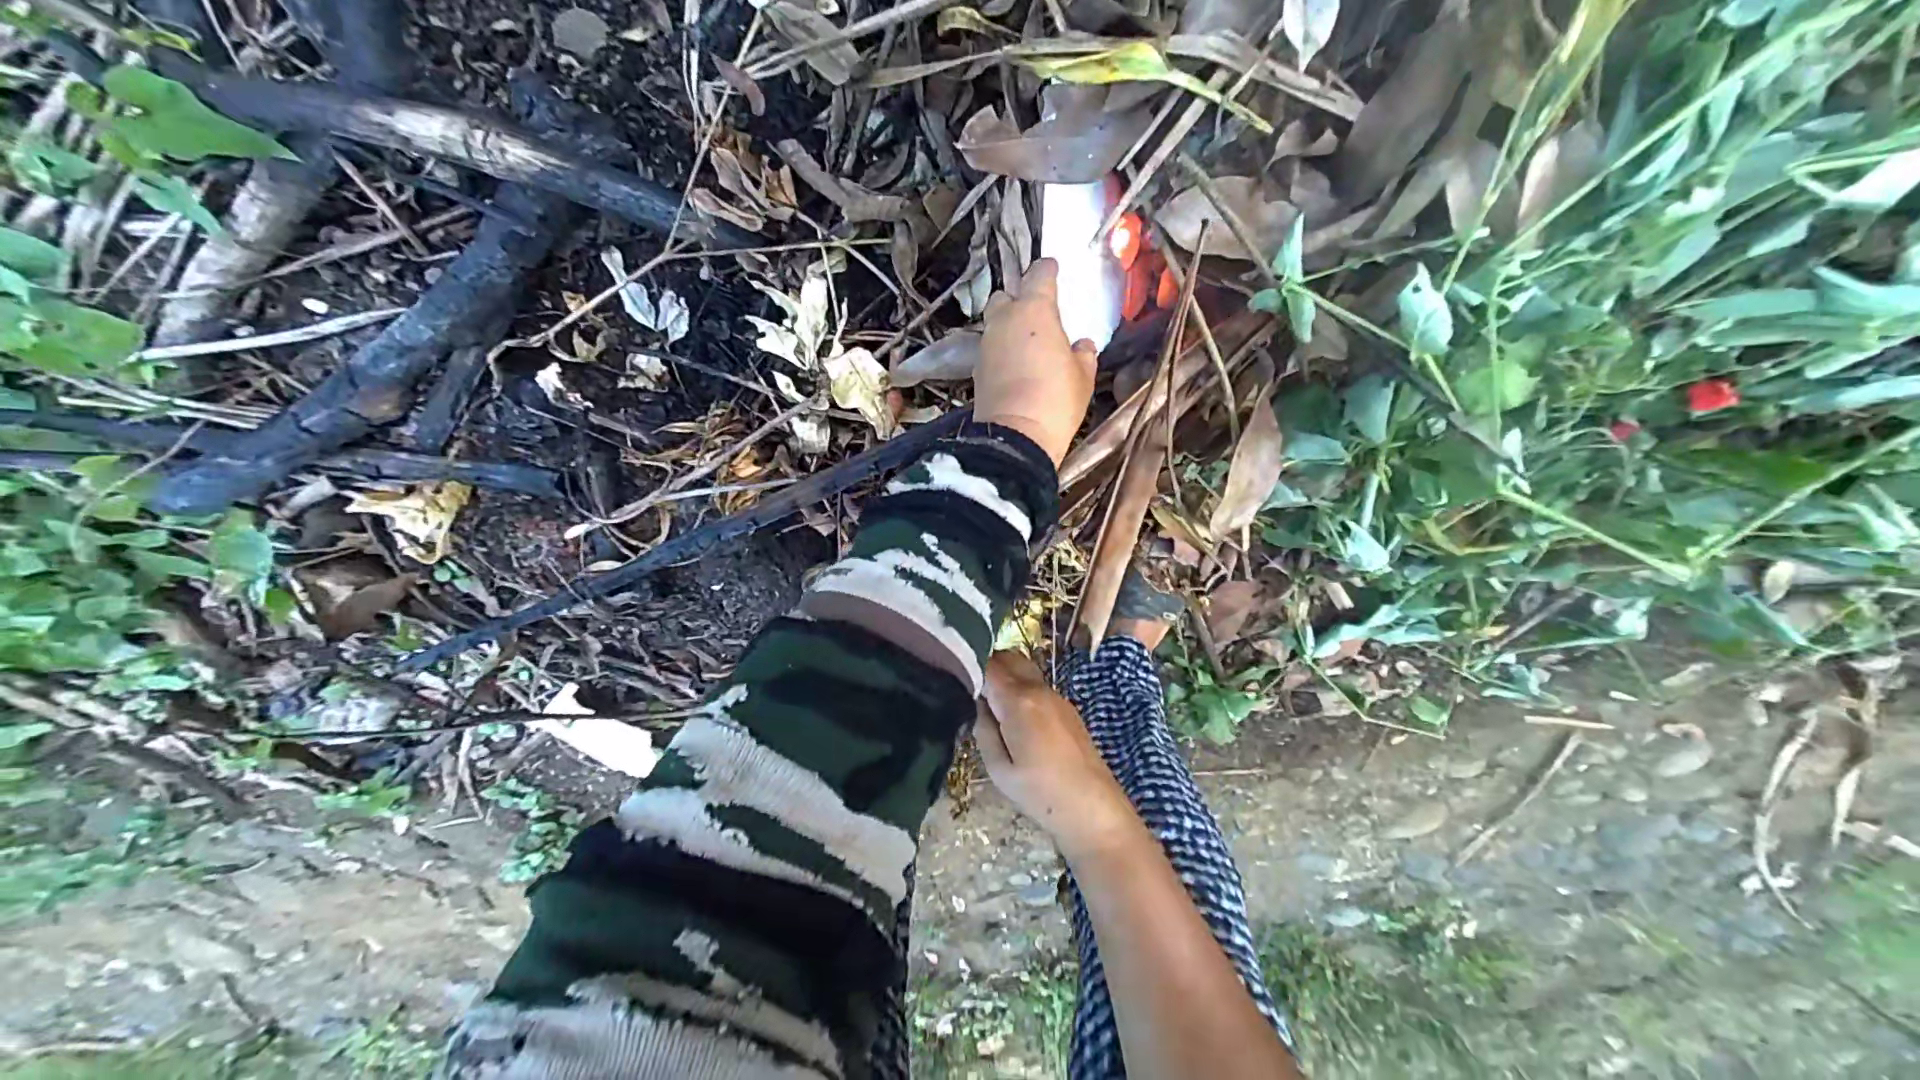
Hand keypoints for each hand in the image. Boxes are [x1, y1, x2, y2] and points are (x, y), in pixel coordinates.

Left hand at [974, 258, 1097, 466]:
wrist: (1015, 438)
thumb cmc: (1056, 400)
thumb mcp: (1083, 377)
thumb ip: (1084, 354)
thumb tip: (1082, 345)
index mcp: (1034, 310)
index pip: (1039, 274)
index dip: (1047, 269)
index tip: (1053, 269)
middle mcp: (1005, 320)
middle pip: (1006, 295)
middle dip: (1019, 298)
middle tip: (1037, 313)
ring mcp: (986, 344)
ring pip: (994, 323)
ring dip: (1008, 326)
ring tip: (1026, 342)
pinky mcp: (976, 369)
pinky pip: (990, 349)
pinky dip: (1001, 351)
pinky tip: (1014, 365)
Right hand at [975, 650, 1140, 857]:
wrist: (1092, 806)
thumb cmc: (1040, 793)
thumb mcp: (998, 768)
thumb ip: (983, 728)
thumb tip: (978, 703)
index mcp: (1018, 701)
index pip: (988, 665)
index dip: (970, 667)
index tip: (956, 680)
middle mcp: (1038, 689)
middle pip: (1008, 657)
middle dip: (987, 664)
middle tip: (971, 689)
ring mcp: (1056, 696)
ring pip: (1024, 668)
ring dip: (1005, 675)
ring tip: (990, 703)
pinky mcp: (1066, 707)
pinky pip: (1037, 684)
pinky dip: (1021, 686)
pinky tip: (1015, 715)